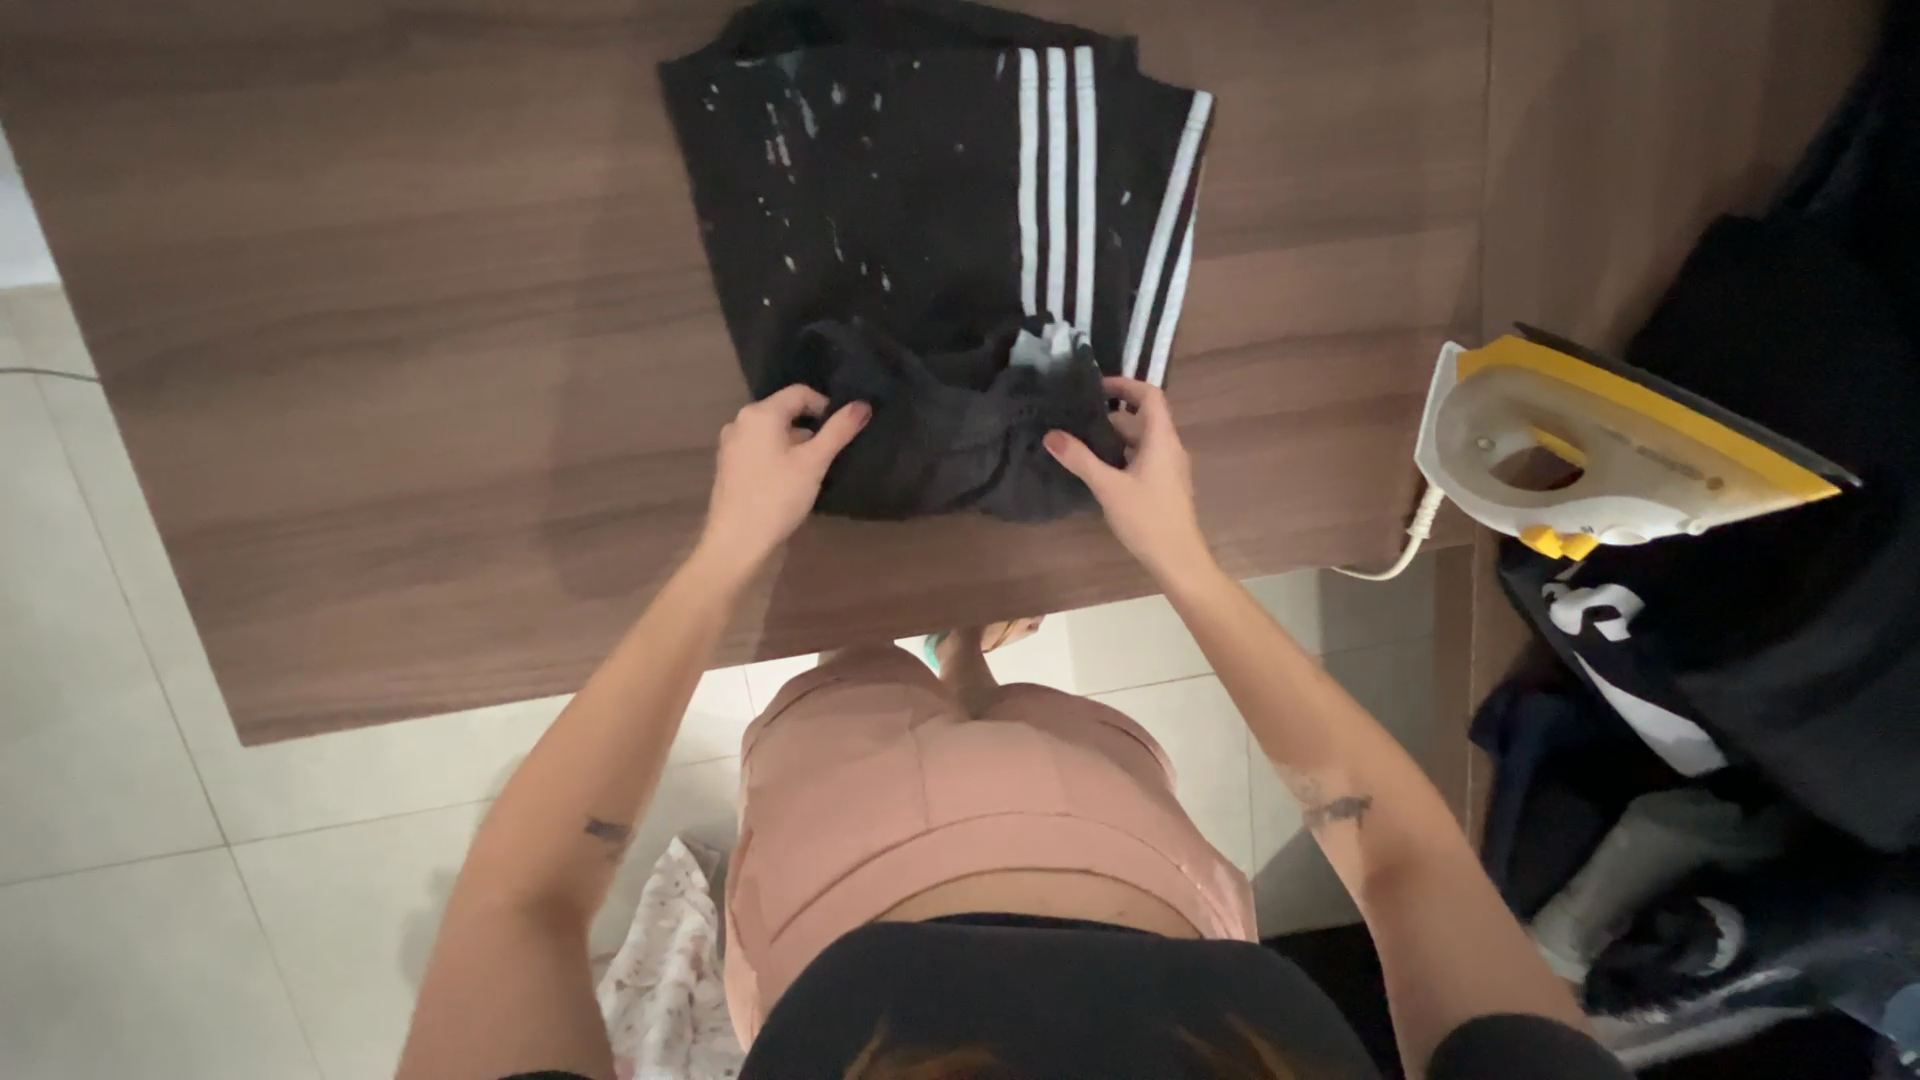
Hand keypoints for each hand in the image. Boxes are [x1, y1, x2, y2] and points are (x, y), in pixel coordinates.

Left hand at [697, 386, 870, 576]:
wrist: (737, 541)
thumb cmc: (777, 496)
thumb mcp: (814, 462)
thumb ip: (839, 431)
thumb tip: (863, 405)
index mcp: (760, 414)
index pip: (800, 393)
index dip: (826, 405)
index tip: (842, 430)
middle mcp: (740, 422)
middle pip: (784, 411)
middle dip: (811, 427)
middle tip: (831, 453)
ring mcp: (731, 445)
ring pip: (772, 433)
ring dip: (795, 444)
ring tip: (813, 469)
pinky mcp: (729, 466)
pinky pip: (760, 449)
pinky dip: (778, 456)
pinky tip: (790, 481)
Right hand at [1045, 377, 1212, 580]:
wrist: (1177, 558)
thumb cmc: (1146, 517)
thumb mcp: (1108, 487)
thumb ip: (1080, 459)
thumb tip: (1051, 435)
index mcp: (1162, 439)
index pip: (1150, 396)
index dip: (1125, 384)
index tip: (1097, 386)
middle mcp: (1170, 448)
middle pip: (1144, 418)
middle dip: (1113, 414)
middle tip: (1080, 418)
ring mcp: (1170, 468)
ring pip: (1143, 441)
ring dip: (1116, 438)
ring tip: (1083, 443)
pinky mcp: (1165, 486)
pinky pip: (1144, 459)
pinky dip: (1123, 456)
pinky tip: (1101, 471)